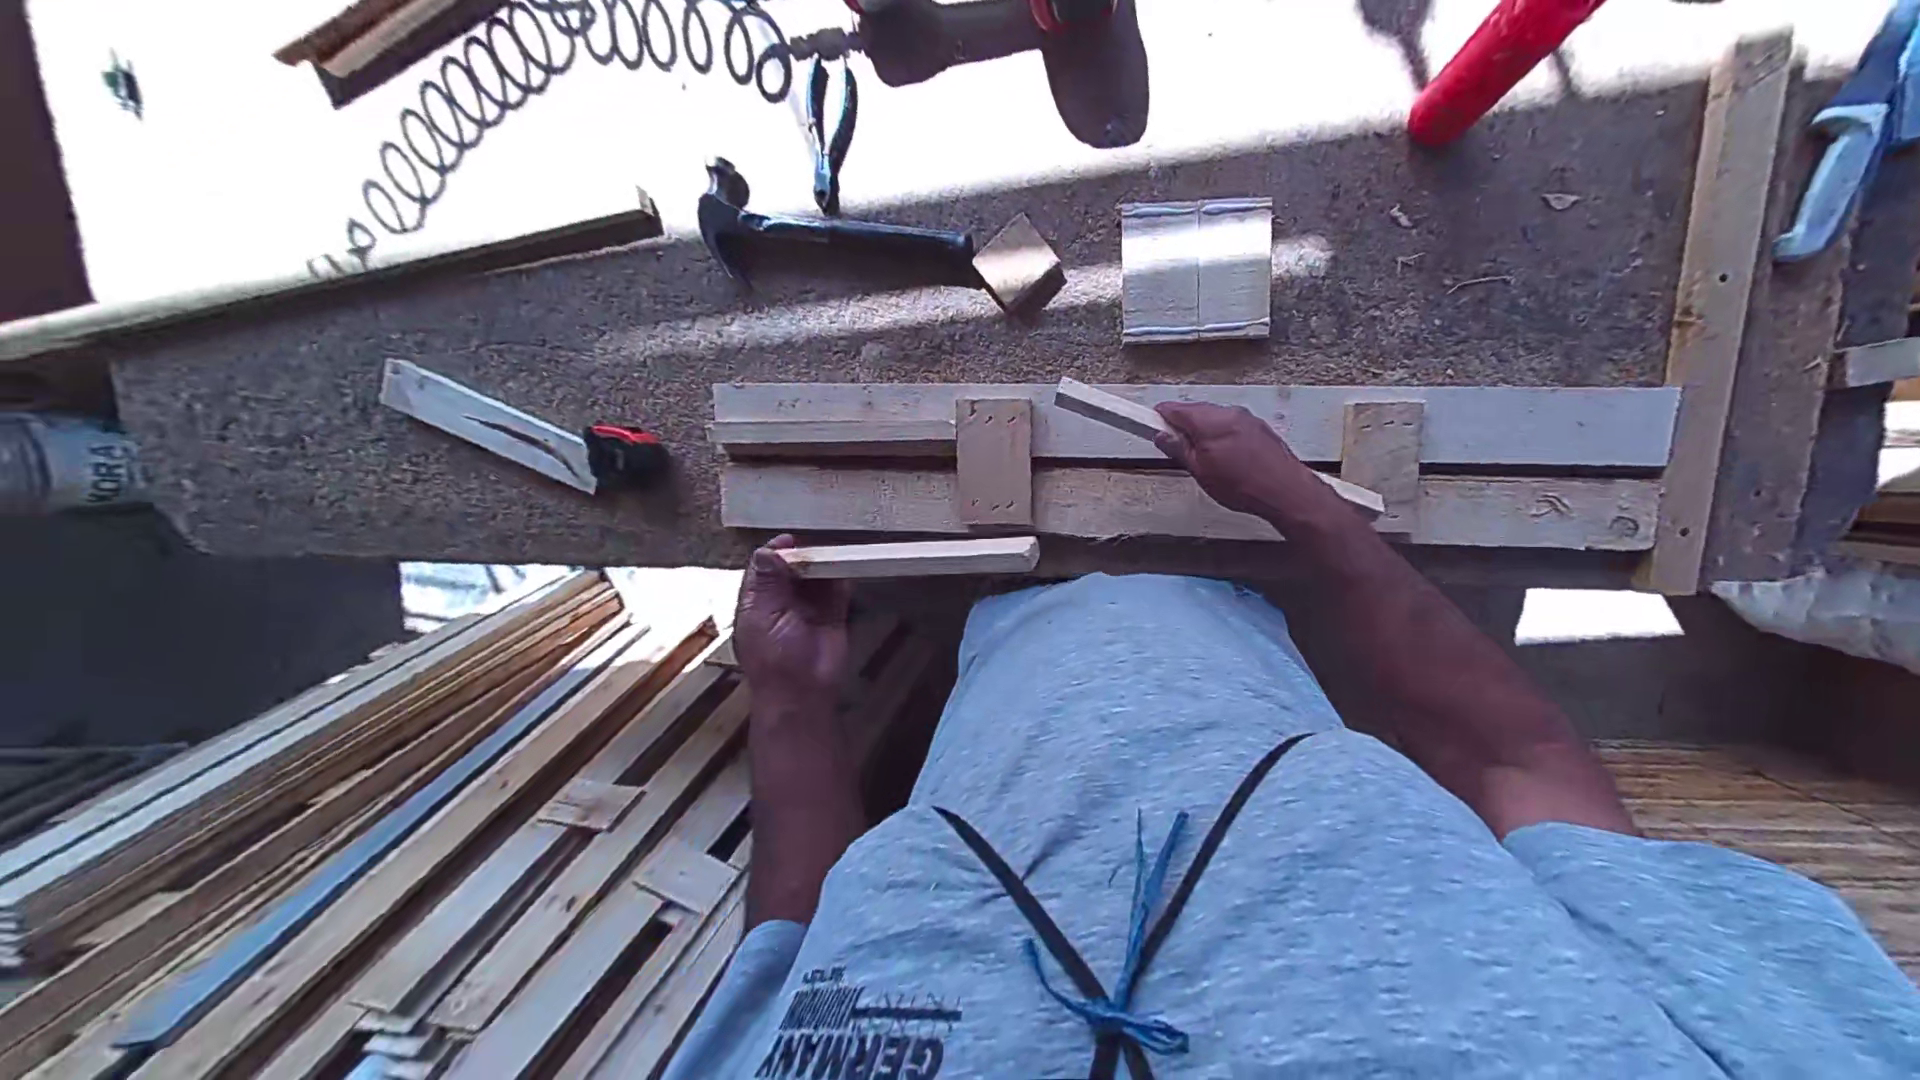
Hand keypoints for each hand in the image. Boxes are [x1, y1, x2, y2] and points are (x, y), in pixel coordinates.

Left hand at [734, 535, 850, 720]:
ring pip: (816, 577)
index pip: (764, 568)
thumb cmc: (775, 659)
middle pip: (792, 568)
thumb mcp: (764, 617)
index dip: (776, 552)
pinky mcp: (832, 615)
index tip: (790, 540)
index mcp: (757, 602)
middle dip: (803, 555)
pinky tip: (845, 567)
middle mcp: (782, 601)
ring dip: (824, 565)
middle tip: (817, 545)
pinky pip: (838, 591)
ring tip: (833, 552)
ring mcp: (808, 608)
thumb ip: (769, 583)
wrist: (804, 693)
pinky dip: (842, 578)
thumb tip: (766, 551)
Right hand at [1154, 402, 1325, 518]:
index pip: (1174, 409)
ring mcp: (1246, 418)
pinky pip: (1231, 424)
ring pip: (1214, 418)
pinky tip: (1223, 458)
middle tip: (1175, 448)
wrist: (1284, 492)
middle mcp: (1228, 413)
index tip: (1151, 424)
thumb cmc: (1245, 485)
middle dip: (1182, 426)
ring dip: (1203, 431)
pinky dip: (1221, 435)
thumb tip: (1163, 437)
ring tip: (1203, 459)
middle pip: (1195, 411)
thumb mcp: (1199, 471)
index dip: (1159, 417)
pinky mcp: (1259, 427)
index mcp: (1209, 421)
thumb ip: (1178, 449)